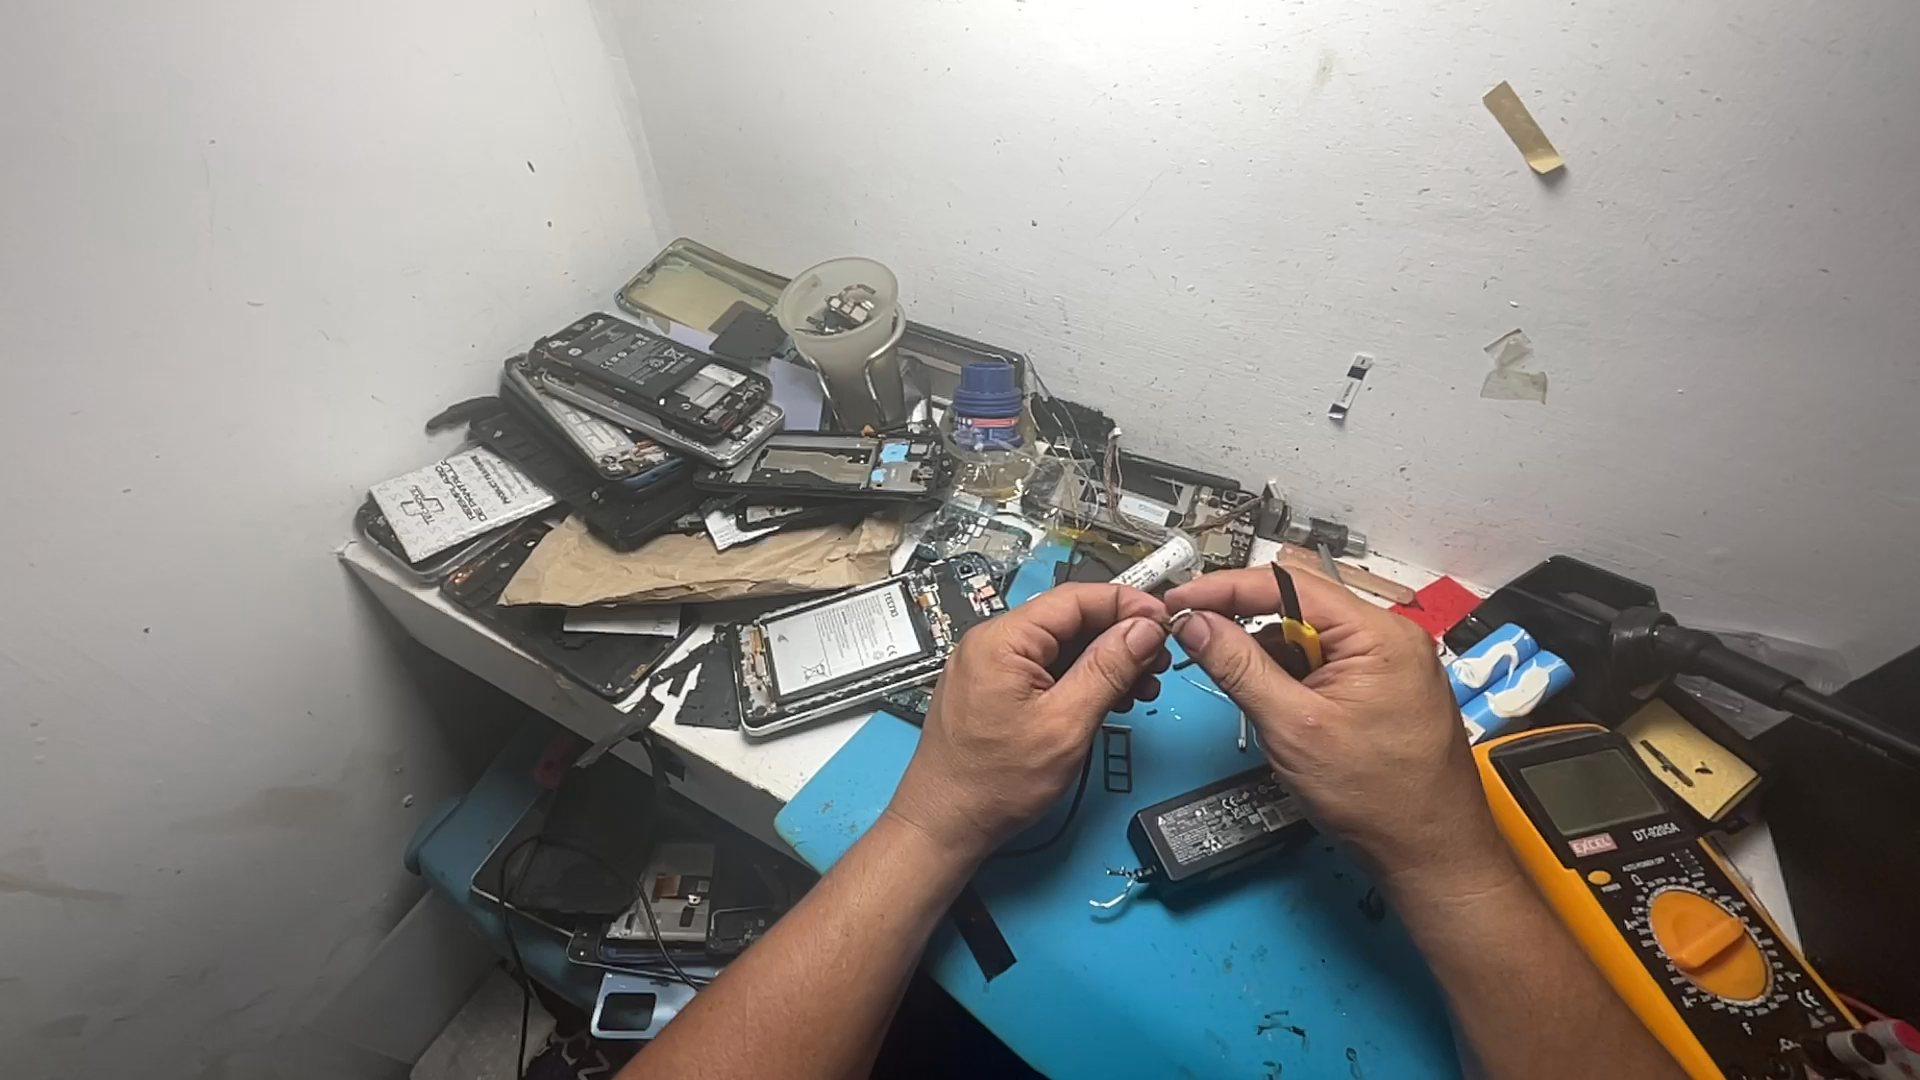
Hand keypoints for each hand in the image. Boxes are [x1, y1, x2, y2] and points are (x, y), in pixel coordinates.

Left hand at [886, 583, 1171, 862]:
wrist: (946, 824)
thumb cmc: (992, 784)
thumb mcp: (1065, 725)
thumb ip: (1107, 670)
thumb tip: (1143, 629)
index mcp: (1001, 640)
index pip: (1074, 598)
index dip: (1125, 604)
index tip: (1163, 619)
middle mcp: (992, 642)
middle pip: (1070, 620)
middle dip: (1120, 637)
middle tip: (1158, 660)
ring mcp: (993, 665)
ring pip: (1063, 645)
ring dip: (1106, 661)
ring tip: (1140, 686)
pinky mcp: (997, 687)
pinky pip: (1048, 667)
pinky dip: (1082, 678)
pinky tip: (1109, 697)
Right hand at [1162, 568, 1514, 891]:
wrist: (1431, 859)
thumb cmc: (1381, 800)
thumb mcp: (1292, 726)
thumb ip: (1238, 666)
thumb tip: (1196, 624)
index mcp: (1378, 635)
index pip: (1285, 584)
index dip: (1223, 589)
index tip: (1181, 602)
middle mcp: (1385, 637)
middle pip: (1293, 601)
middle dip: (1238, 615)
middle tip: (1191, 628)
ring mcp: (1381, 661)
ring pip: (1299, 631)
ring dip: (1260, 648)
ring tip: (1233, 677)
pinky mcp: (1372, 685)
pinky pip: (1314, 657)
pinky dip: (1281, 670)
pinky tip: (1268, 697)